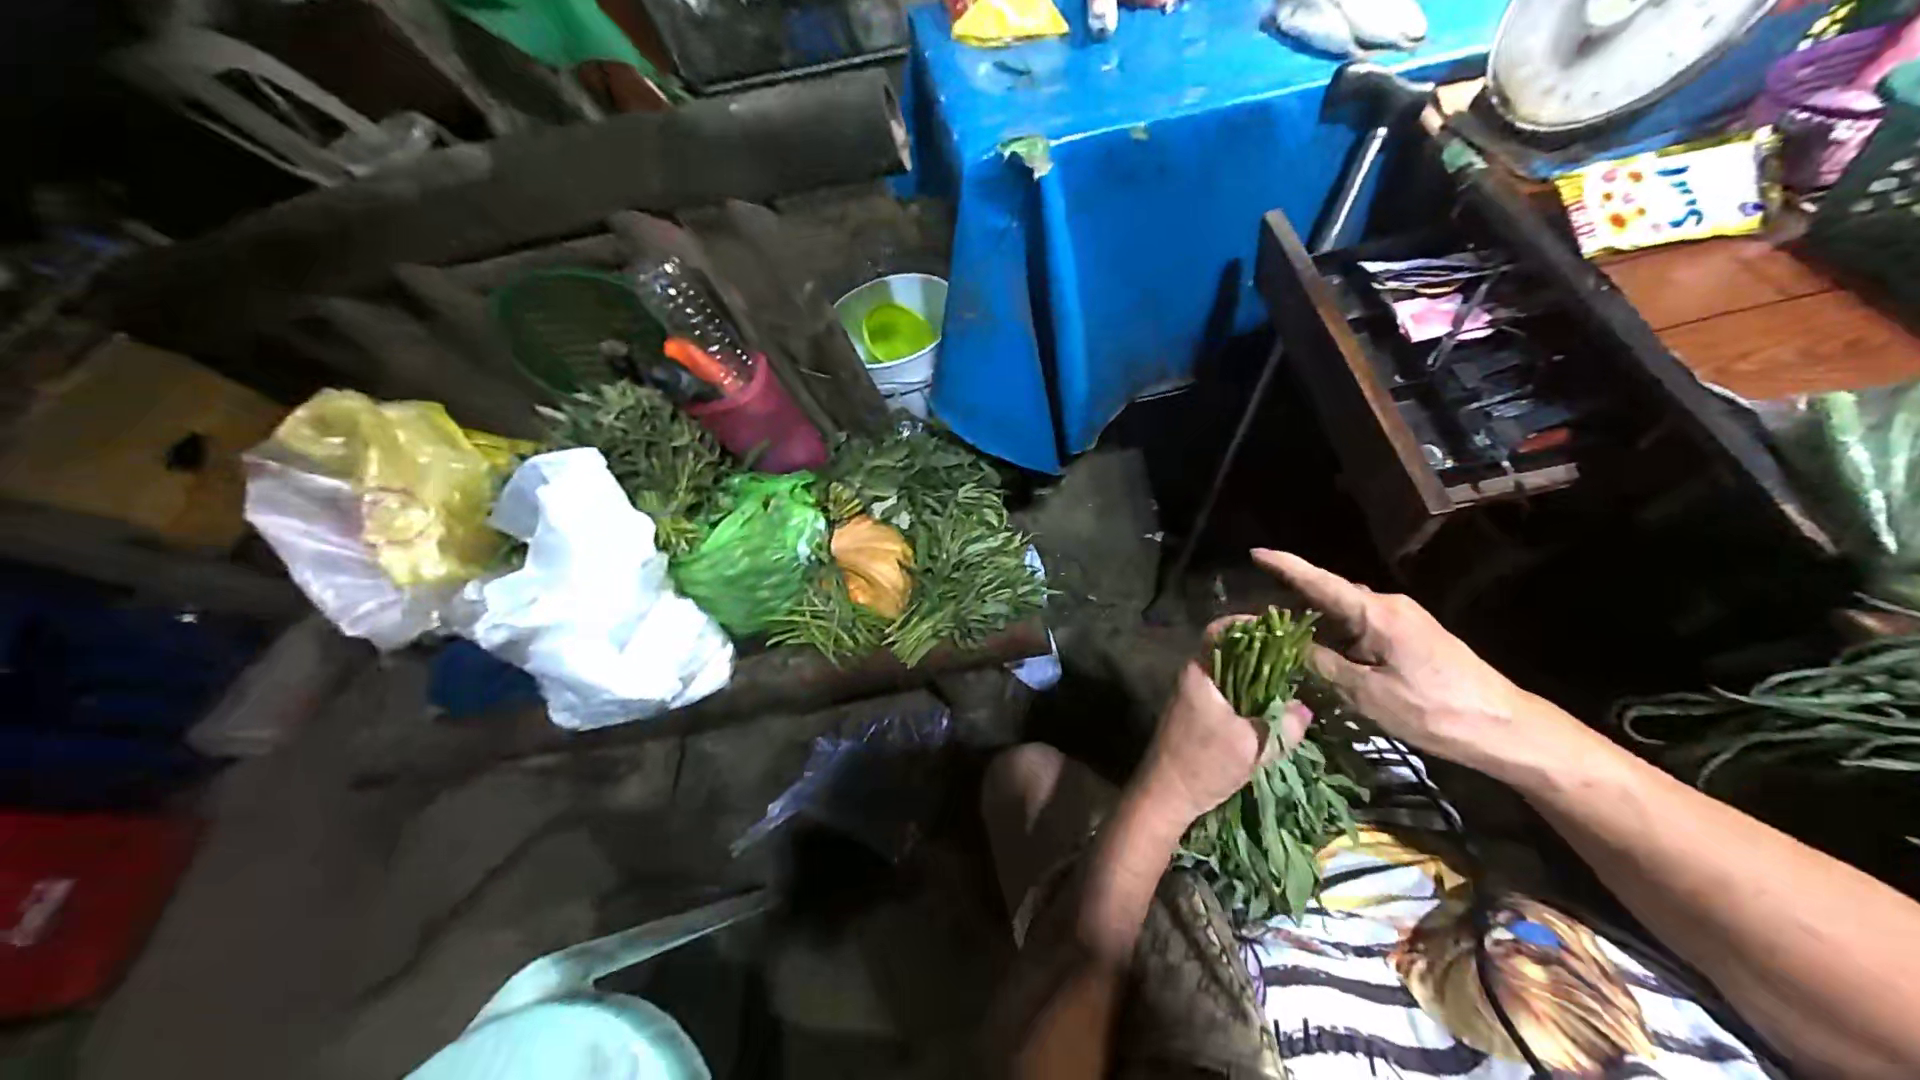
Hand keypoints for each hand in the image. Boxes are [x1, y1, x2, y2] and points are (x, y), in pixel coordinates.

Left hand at [1133, 629, 1311, 831]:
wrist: (1163, 796)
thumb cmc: (1202, 764)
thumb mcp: (1252, 746)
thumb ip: (1282, 725)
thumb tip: (1303, 708)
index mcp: (1199, 674)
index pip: (1220, 631)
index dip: (1249, 624)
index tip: (1280, 628)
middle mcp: (1192, 679)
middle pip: (1228, 652)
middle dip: (1261, 652)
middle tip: (1295, 656)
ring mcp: (1192, 698)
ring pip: (1229, 677)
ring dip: (1256, 678)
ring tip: (1290, 682)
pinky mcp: (1196, 717)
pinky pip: (1226, 696)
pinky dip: (1247, 698)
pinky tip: (1270, 710)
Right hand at [1251, 548, 1587, 782]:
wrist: (1508, 729)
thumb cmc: (1436, 710)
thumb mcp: (1369, 693)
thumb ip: (1324, 665)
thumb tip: (1288, 647)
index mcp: (1377, 613)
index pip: (1321, 583)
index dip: (1286, 567)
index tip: (1255, 552)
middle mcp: (1388, 606)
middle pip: (1330, 596)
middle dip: (1292, 601)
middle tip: (1256, 620)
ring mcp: (1403, 620)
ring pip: (1345, 614)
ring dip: (1314, 624)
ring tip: (1280, 640)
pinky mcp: (1411, 636)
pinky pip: (1361, 627)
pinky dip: (1335, 637)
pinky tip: (1320, 655)